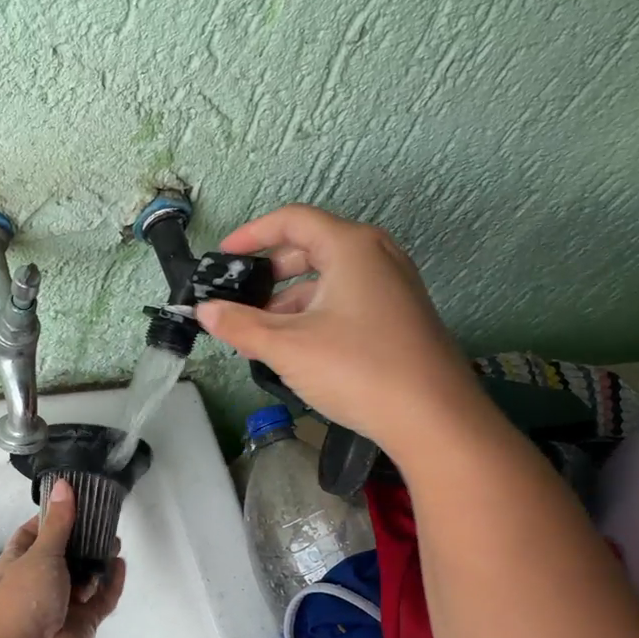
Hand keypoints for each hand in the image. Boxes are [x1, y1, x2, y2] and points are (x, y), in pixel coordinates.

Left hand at [0, 479, 126, 637]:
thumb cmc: (25, 599)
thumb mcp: (41, 554)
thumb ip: (58, 523)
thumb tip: (63, 485)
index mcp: (18, 563)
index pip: (33, 534)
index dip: (52, 518)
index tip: (75, 501)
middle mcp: (38, 582)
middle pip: (63, 554)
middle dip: (82, 539)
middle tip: (105, 519)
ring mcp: (62, 603)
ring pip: (84, 576)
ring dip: (98, 560)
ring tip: (115, 540)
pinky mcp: (83, 622)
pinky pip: (101, 599)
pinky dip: (111, 583)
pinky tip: (121, 565)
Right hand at [195, 204, 490, 456]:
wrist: (433, 417)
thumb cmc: (357, 369)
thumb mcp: (287, 347)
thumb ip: (240, 325)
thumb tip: (205, 310)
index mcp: (351, 247)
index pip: (292, 220)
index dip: (251, 235)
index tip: (222, 257)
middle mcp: (376, 255)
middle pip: (311, 247)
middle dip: (268, 273)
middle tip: (238, 299)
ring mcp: (392, 285)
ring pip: (328, 278)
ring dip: (289, 300)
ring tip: (258, 336)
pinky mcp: (399, 314)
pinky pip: (346, 299)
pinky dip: (314, 313)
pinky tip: (294, 349)